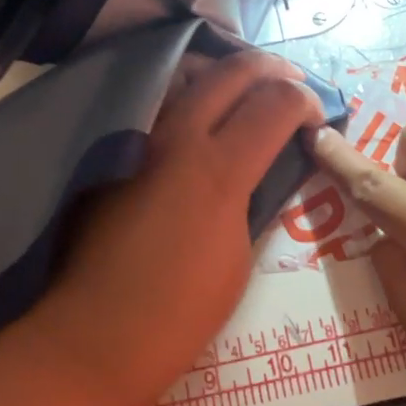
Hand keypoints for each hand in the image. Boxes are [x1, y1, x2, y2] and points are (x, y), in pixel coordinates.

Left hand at [34, 49, 326, 405]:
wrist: (91, 336)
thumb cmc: (178, 313)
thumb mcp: (239, 257)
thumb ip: (252, 199)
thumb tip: (261, 169)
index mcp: (218, 170)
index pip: (276, 102)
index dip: (305, 100)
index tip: (315, 115)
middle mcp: (176, 137)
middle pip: (232, 71)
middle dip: (272, 69)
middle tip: (291, 81)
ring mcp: (136, 138)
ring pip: (185, 74)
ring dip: (223, 73)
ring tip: (242, 88)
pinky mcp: (108, 149)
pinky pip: (154, 102)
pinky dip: (184, 95)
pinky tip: (194, 114)